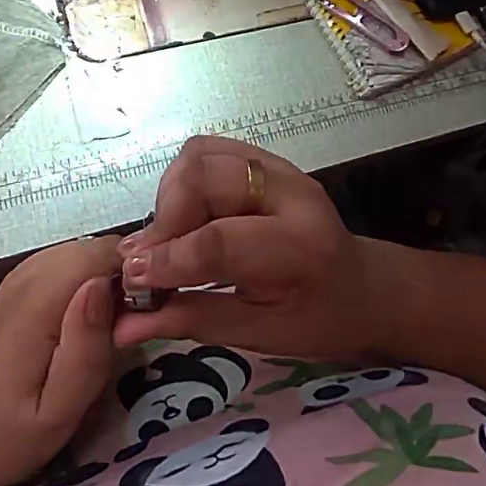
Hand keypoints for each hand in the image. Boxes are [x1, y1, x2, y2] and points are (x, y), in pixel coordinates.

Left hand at [0, 237, 118, 485]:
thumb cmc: (17, 432)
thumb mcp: (62, 408)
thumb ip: (85, 347)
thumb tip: (101, 285)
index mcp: (33, 305)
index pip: (100, 254)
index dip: (132, 275)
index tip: (141, 315)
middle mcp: (25, 276)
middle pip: (97, 247)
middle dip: (124, 275)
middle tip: (127, 325)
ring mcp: (23, 272)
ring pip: (90, 249)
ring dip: (111, 277)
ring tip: (112, 323)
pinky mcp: (26, 277)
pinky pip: (76, 259)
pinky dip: (94, 278)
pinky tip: (92, 315)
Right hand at [110, 136, 385, 361]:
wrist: (362, 287)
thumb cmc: (319, 320)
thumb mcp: (261, 334)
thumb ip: (191, 320)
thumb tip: (122, 325)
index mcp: (300, 246)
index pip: (218, 240)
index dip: (165, 259)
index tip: (131, 279)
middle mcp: (291, 193)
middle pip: (204, 176)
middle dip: (165, 216)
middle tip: (152, 257)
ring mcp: (280, 168)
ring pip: (201, 155)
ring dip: (172, 194)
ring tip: (172, 237)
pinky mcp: (266, 160)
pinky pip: (209, 151)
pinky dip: (184, 179)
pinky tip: (188, 214)